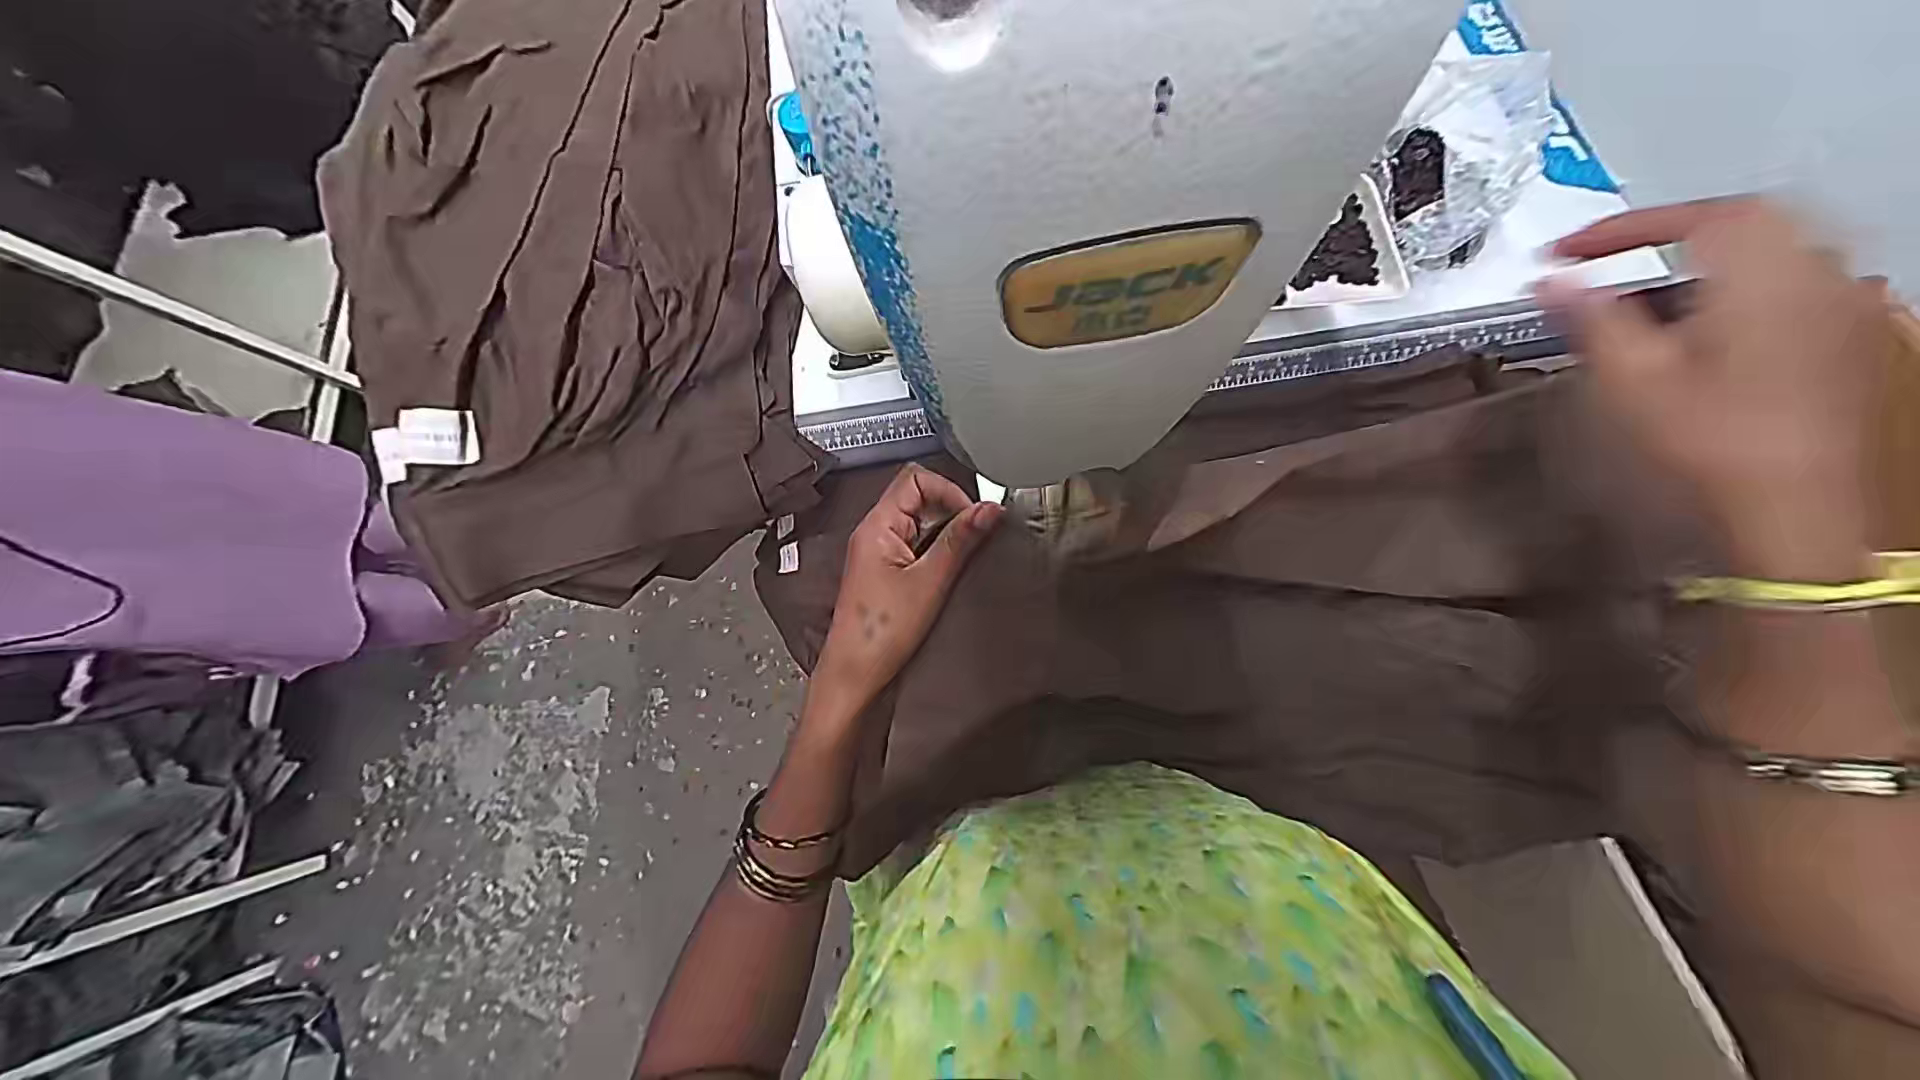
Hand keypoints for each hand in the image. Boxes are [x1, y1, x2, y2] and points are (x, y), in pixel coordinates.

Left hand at [809, 464, 1001, 716]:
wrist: (855, 673)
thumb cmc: (881, 632)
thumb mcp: (930, 581)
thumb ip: (960, 540)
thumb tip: (989, 509)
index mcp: (877, 526)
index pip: (915, 479)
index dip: (949, 490)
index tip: (972, 516)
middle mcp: (874, 532)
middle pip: (918, 497)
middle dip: (951, 512)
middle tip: (972, 539)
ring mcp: (878, 551)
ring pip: (919, 522)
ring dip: (945, 534)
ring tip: (960, 560)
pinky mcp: (884, 570)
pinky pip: (915, 545)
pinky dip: (936, 552)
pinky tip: (946, 573)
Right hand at [1541, 198, 1890, 576]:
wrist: (1798, 503)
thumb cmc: (1709, 438)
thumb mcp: (1632, 378)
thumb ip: (1591, 320)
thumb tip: (1549, 281)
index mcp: (1763, 276)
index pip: (1696, 217)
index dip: (1623, 226)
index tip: (1564, 250)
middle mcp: (1819, 272)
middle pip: (1743, 221)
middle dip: (1665, 231)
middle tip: (1601, 256)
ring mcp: (1845, 301)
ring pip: (1771, 249)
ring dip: (1701, 256)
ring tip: (1644, 287)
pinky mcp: (1851, 331)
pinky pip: (1792, 280)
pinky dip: (1737, 282)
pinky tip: (1705, 319)